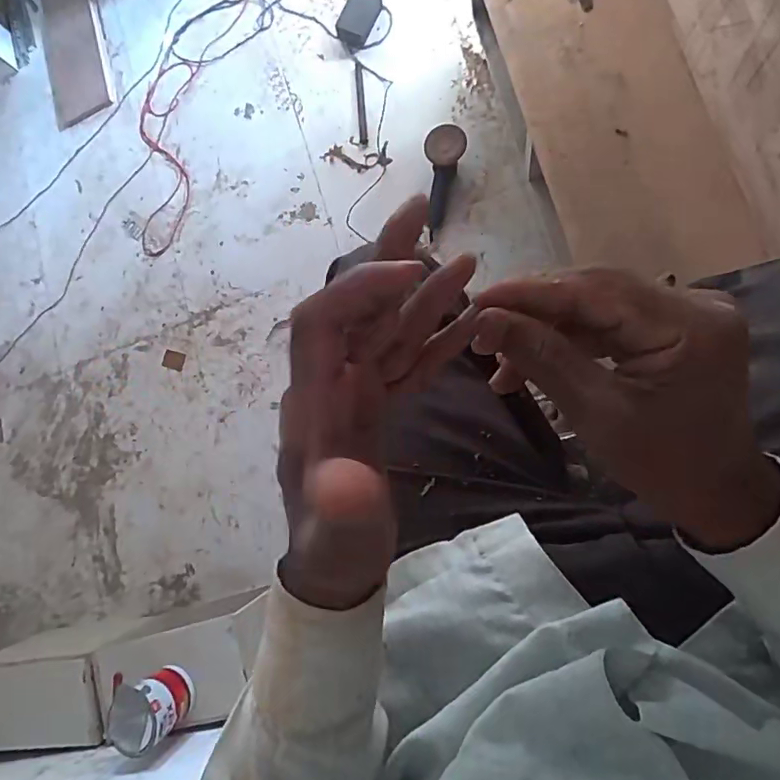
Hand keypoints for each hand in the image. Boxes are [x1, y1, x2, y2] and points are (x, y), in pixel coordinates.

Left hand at [277, 196, 476, 608]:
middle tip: (419, 210)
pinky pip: (406, 363)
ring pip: (387, 330)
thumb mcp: (337, 539)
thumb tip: (348, 479)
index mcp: (312, 402)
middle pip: (354, 309)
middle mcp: (330, 386)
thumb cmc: (333, 552)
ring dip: (423, 295)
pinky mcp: (377, 410)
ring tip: (466, 259)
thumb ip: (340, 513)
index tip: (409, 272)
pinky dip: (434, 339)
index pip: (320, 322)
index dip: (357, 288)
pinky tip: (467, 319)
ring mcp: (355, 396)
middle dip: (385, 260)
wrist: (336, 569)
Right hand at [459, 267, 779, 551]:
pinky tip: (531, 357)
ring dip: (545, 326)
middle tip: (480, 325)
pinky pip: (609, 319)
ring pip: (597, 302)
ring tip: (499, 355)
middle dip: (533, 307)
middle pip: (596, 289)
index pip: (596, 291)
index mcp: (690, 326)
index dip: (530, 293)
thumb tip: (484, 320)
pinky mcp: (674, 324)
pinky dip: (567, 336)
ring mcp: (687, 311)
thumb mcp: (595, 412)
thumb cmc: (661, 465)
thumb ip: (542, 357)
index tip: (477, 301)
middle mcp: (696, 303)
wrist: (716, 493)